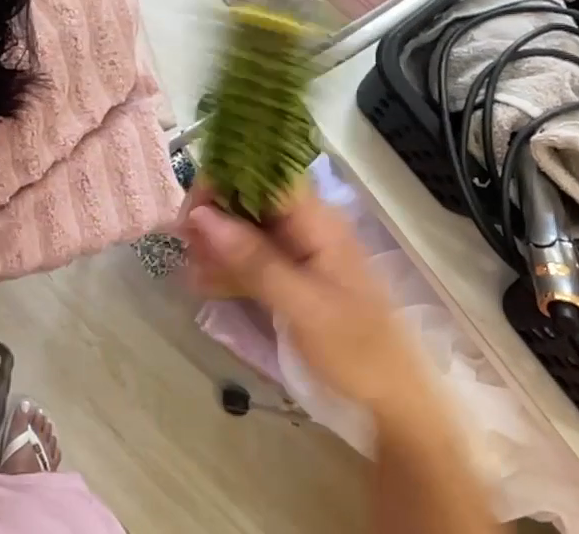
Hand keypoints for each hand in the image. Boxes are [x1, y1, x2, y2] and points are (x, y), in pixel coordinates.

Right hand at [180, 188, 428, 410]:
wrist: (394, 403)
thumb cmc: (356, 350)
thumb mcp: (301, 305)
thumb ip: (251, 259)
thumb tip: (201, 216)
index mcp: (317, 221)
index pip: (262, 176)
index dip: (223, 182)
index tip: (191, 212)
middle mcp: (305, 227)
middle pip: (249, 200)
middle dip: (212, 216)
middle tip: (184, 246)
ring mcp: (298, 252)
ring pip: (244, 230)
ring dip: (214, 245)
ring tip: (188, 269)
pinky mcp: (290, 278)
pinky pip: (249, 260)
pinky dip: (225, 268)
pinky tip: (200, 284)